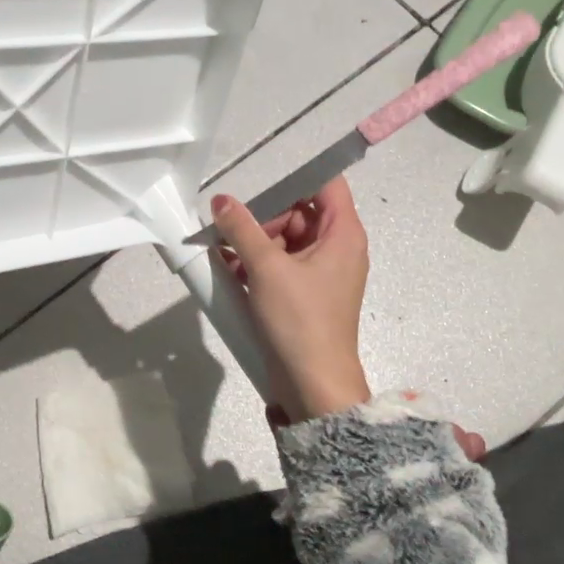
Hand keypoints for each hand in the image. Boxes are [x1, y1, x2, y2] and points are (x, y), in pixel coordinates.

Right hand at [212, 176, 370, 421]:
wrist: (313, 385)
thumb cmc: (299, 319)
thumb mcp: (266, 268)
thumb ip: (241, 229)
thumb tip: (220, 200)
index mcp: (342, 234)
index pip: (327, 185)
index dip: (295, 178)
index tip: (257, 186)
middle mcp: (337, 248)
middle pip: (300, 213)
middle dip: (264, 218)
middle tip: (232, 232)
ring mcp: (322, 274)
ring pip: (286, 241)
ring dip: (255, 244)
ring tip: (223, 253)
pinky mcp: (306, 296)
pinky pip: (281, 267)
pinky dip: (258, 266)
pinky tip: (229, 272)